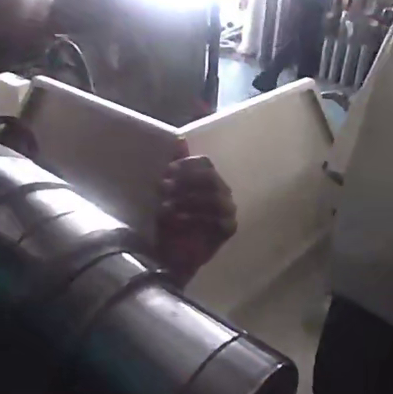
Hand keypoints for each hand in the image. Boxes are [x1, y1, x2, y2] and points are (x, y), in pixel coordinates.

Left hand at [155, 144, 235, 283]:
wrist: (171, 254)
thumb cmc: (170, 220)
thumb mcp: (167, 191)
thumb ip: (175, 166)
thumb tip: (179, 139)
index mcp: (209, 179)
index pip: (205, 163)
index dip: (186, 165)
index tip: (167, 172)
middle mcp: (222, 191)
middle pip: (210, 178)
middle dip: (185, 182)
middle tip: (163, 189)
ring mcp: (228, 210)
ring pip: (214, 197)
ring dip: (187, 200)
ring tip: (166, 208)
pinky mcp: (229, 228)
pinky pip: (217, 219)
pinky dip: (195, 219)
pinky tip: (178, 221)